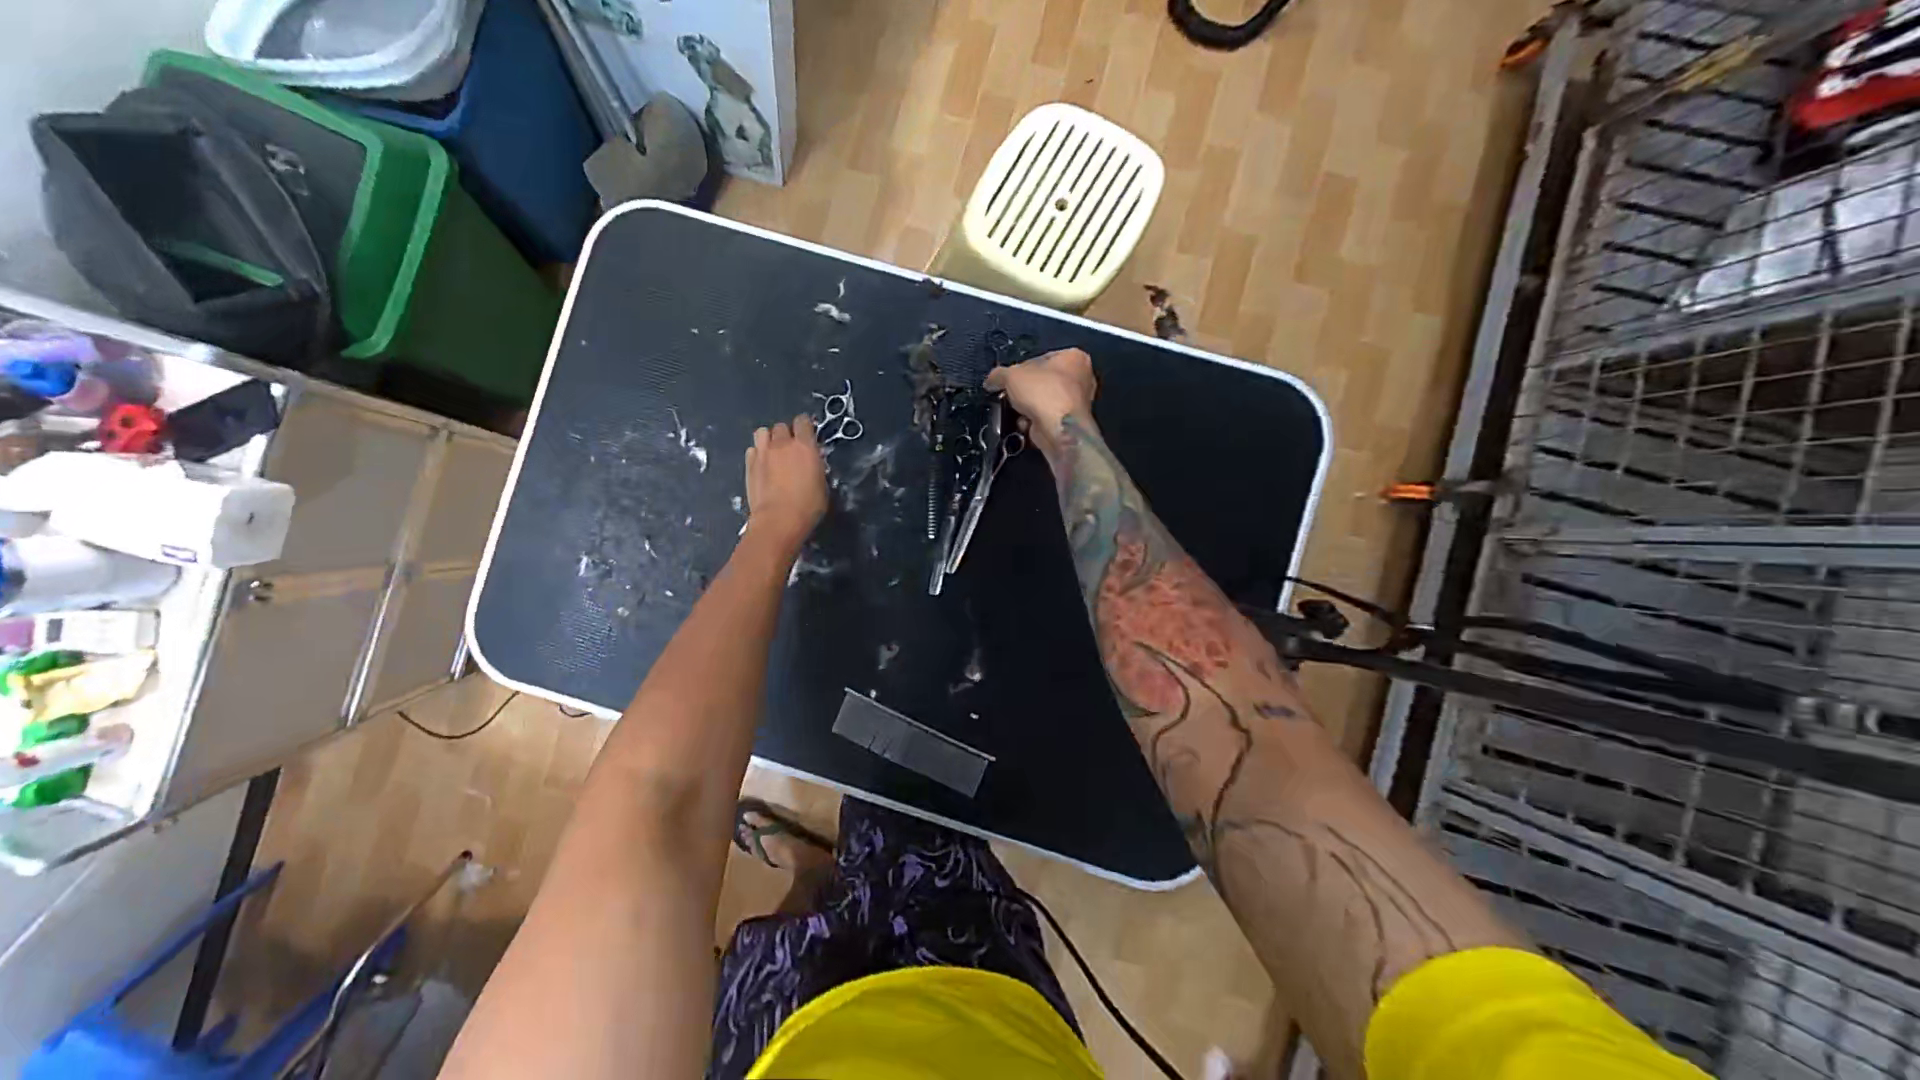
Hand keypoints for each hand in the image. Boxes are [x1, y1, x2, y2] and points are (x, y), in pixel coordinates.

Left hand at [744, 415, 827, 550]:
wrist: (779, 520)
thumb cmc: (808, 506)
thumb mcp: (822, 484)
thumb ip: (815, 467)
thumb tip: (812, 462)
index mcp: (805, 446)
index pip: (803, 421)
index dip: (805, 426)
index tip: (806, 435)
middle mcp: (783, 444)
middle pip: (781, 426)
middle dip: (786, 434)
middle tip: (790, 449)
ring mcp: (763, 452)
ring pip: (762, 432)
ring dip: (768, 439)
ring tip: (773, 452)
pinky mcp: (749, 464)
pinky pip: (752, 449)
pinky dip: (757, 453)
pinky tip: (762, 465)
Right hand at [984, 348, 1096, 454]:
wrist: (1058, 428)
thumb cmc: (1043, 392)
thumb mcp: (1011, 375)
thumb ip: (998, 374)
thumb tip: (991, 380)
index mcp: (1074, 357)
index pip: (1042, 358)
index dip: (1023, 368)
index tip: (1010, 378)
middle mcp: (1082, 378)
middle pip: (1043, 382)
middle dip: (1026, 391)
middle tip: (1012, 395)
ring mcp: (1078, 404)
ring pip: (1044, 403)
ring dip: (1028, 409)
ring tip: (1018, 410)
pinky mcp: (1071, 424)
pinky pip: (1047, 419)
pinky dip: (1035, 422)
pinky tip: (1027, 423)